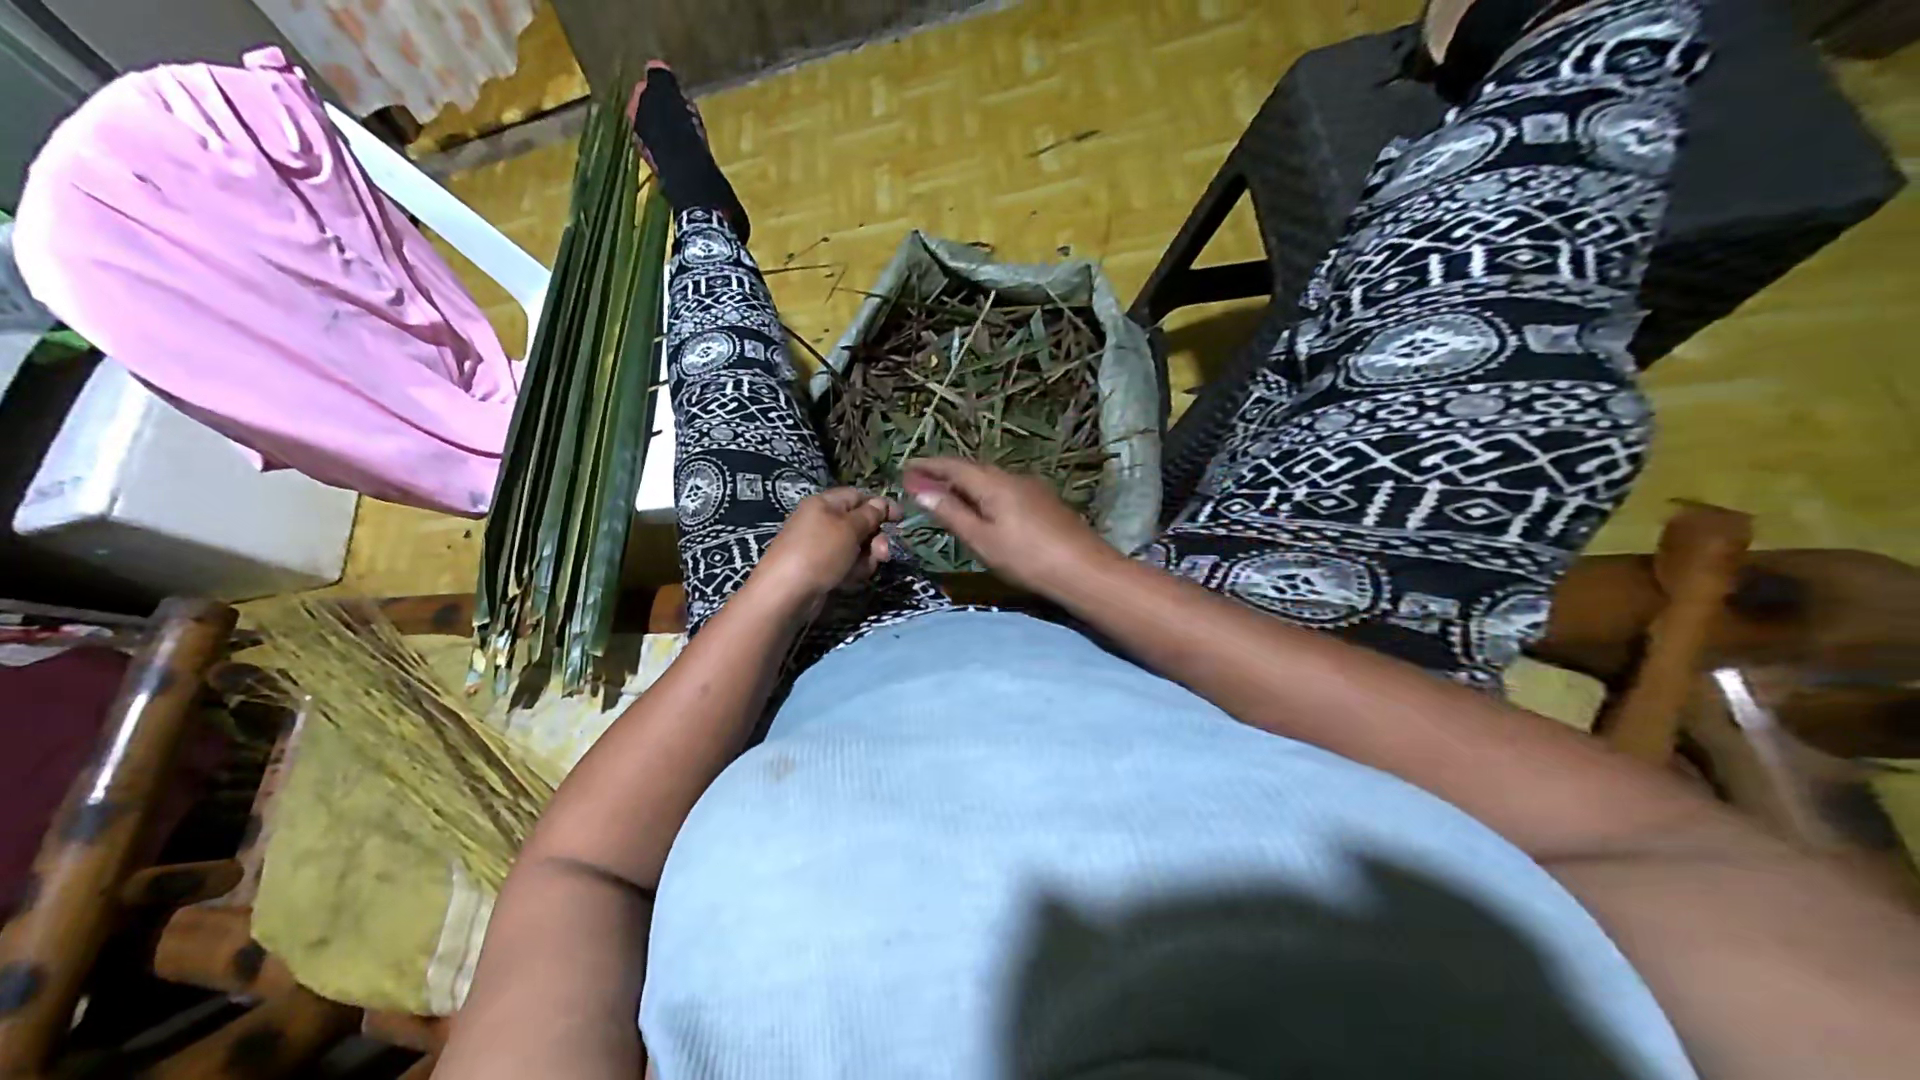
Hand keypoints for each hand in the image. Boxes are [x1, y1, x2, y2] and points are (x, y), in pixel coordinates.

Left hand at [750, 488, 898, 605]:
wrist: (786, 593)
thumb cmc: (819, 552)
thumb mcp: (849, 528)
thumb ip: (869, 515)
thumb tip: (882, 503)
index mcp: (825, 503)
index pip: (858, 496)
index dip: (880, 506)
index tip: (900, 519)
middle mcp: (822, 521)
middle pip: (861, 524)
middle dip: (875, 538)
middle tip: (882, 554)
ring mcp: (822, 547)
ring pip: (857, 547)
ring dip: (866, 558)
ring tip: (859, 571)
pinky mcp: (822, 568)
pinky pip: (847, 564)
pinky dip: (852, 571)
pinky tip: (848, 581)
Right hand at [902, 458, 1113, 592]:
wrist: (1084, 570)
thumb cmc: (1026, 558)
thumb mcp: (981, 539)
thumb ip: (951, 513)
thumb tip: (921, 491)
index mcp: (993, 483)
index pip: (953, 466)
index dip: (928, 466)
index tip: (906, 468)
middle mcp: (1013, 477)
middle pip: (972, 470)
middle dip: (943, 475)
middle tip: (919, 484)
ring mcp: (1032, 488)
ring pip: (990, 480)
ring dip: (964, 485)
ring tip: (944, 496)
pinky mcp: (1044, 503)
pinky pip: (1004, 490)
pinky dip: (983, 494)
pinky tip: (981, 508)